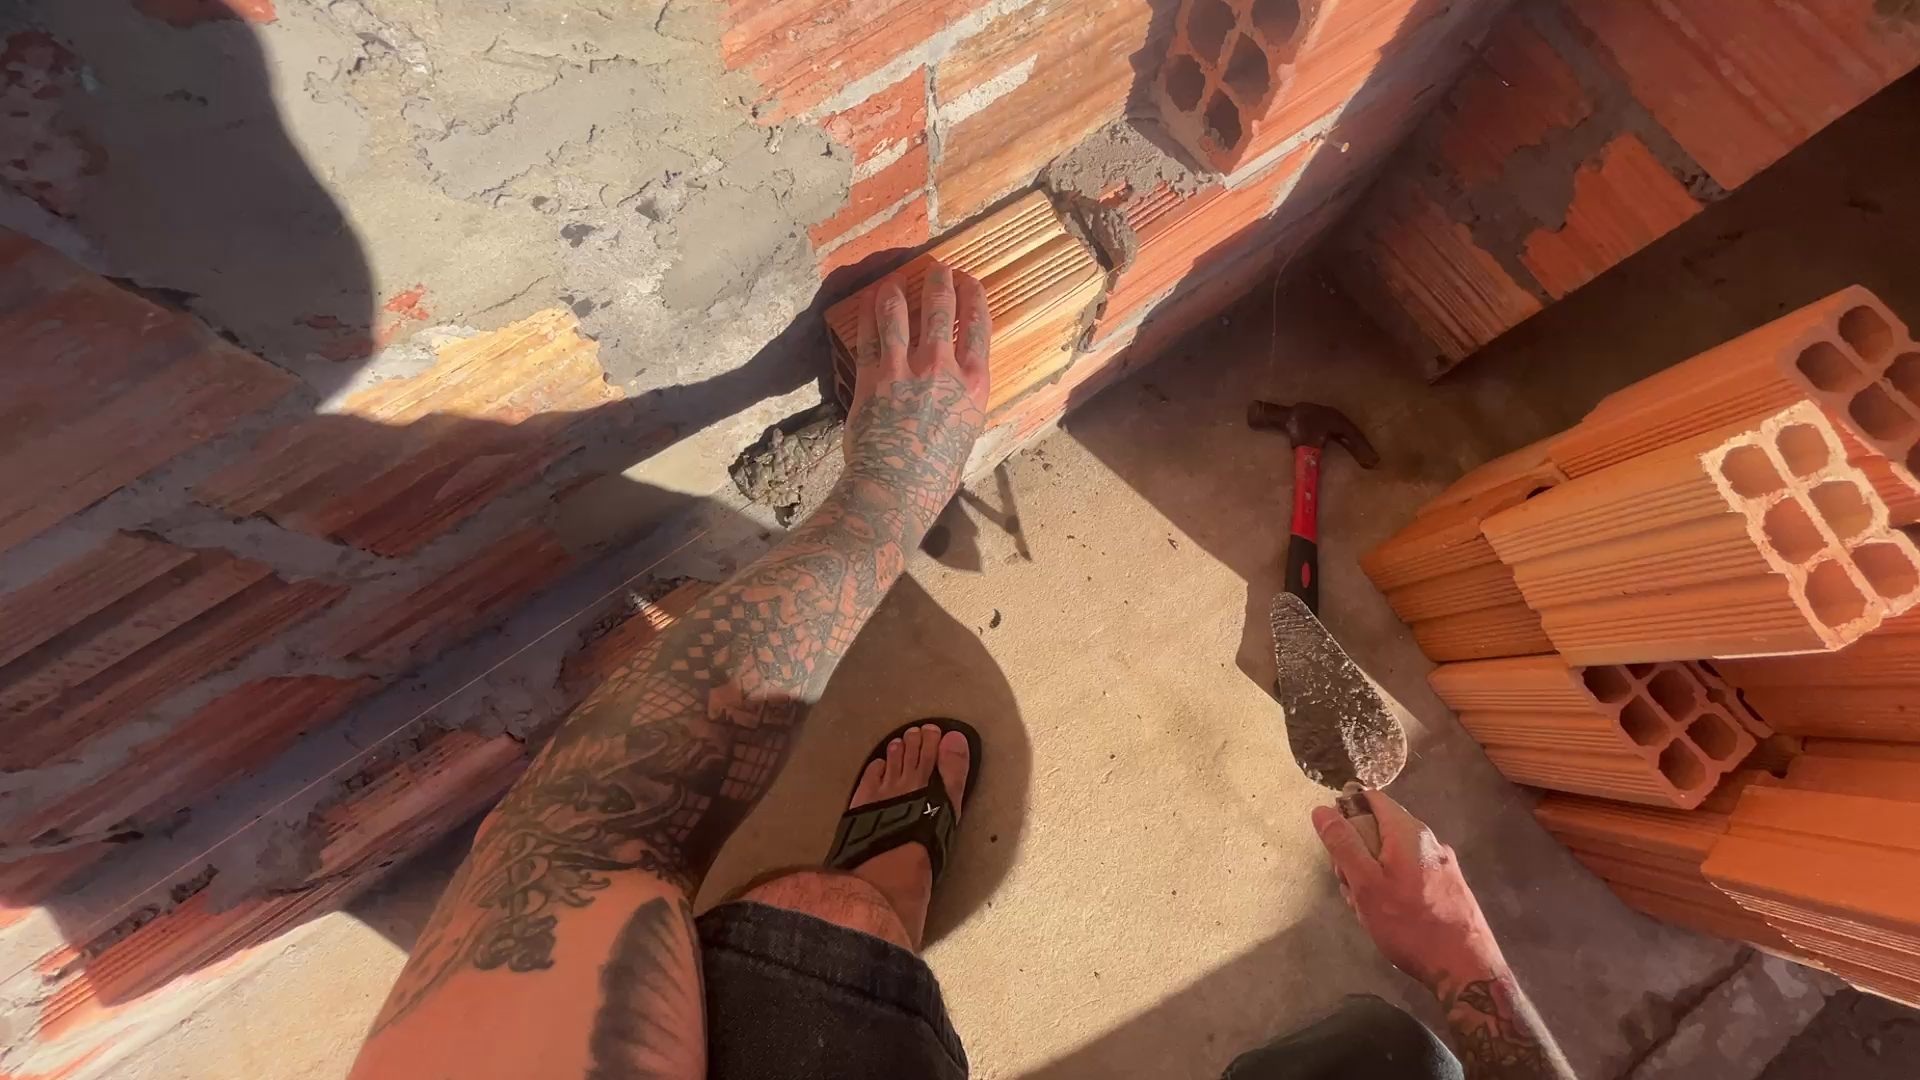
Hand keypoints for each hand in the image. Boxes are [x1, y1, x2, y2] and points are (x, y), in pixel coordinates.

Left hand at [844, 261, 989, 536]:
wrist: (897, 489)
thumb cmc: (936, 475)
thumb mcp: (966, 435)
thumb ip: (962, 404)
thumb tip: (955, 395)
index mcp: (974, 385)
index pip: (978, 327)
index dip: (974, 297)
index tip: (969, 281)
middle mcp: (942, 369)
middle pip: (941, 310)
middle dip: (939, 283)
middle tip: (936, 269)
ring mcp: (904, 370)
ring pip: (900, 314)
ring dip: (897, 291)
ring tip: (895, 281)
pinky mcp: (872, 377)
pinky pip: (870, 336)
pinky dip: (870, 315)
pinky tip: (870, 303)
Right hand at [1311, 790, 1507, 994]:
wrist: (1468, 974)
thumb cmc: (1410, 924)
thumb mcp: (1365, 883)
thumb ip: (1343, 843)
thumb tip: (1322, 809)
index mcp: (1409, 833)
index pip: (1372, 798)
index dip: (1347, 808)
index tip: (1334, 839)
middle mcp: (1430, 842)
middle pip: (1380, 828)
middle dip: (1357, 849)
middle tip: (1347, 882)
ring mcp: (1444, 866)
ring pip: (1393, 854)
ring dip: (1372, 872)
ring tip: (1366, 906)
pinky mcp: (1451, 889)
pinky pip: (1410, 872)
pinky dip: (1393, 884)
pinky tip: (1389, 915)